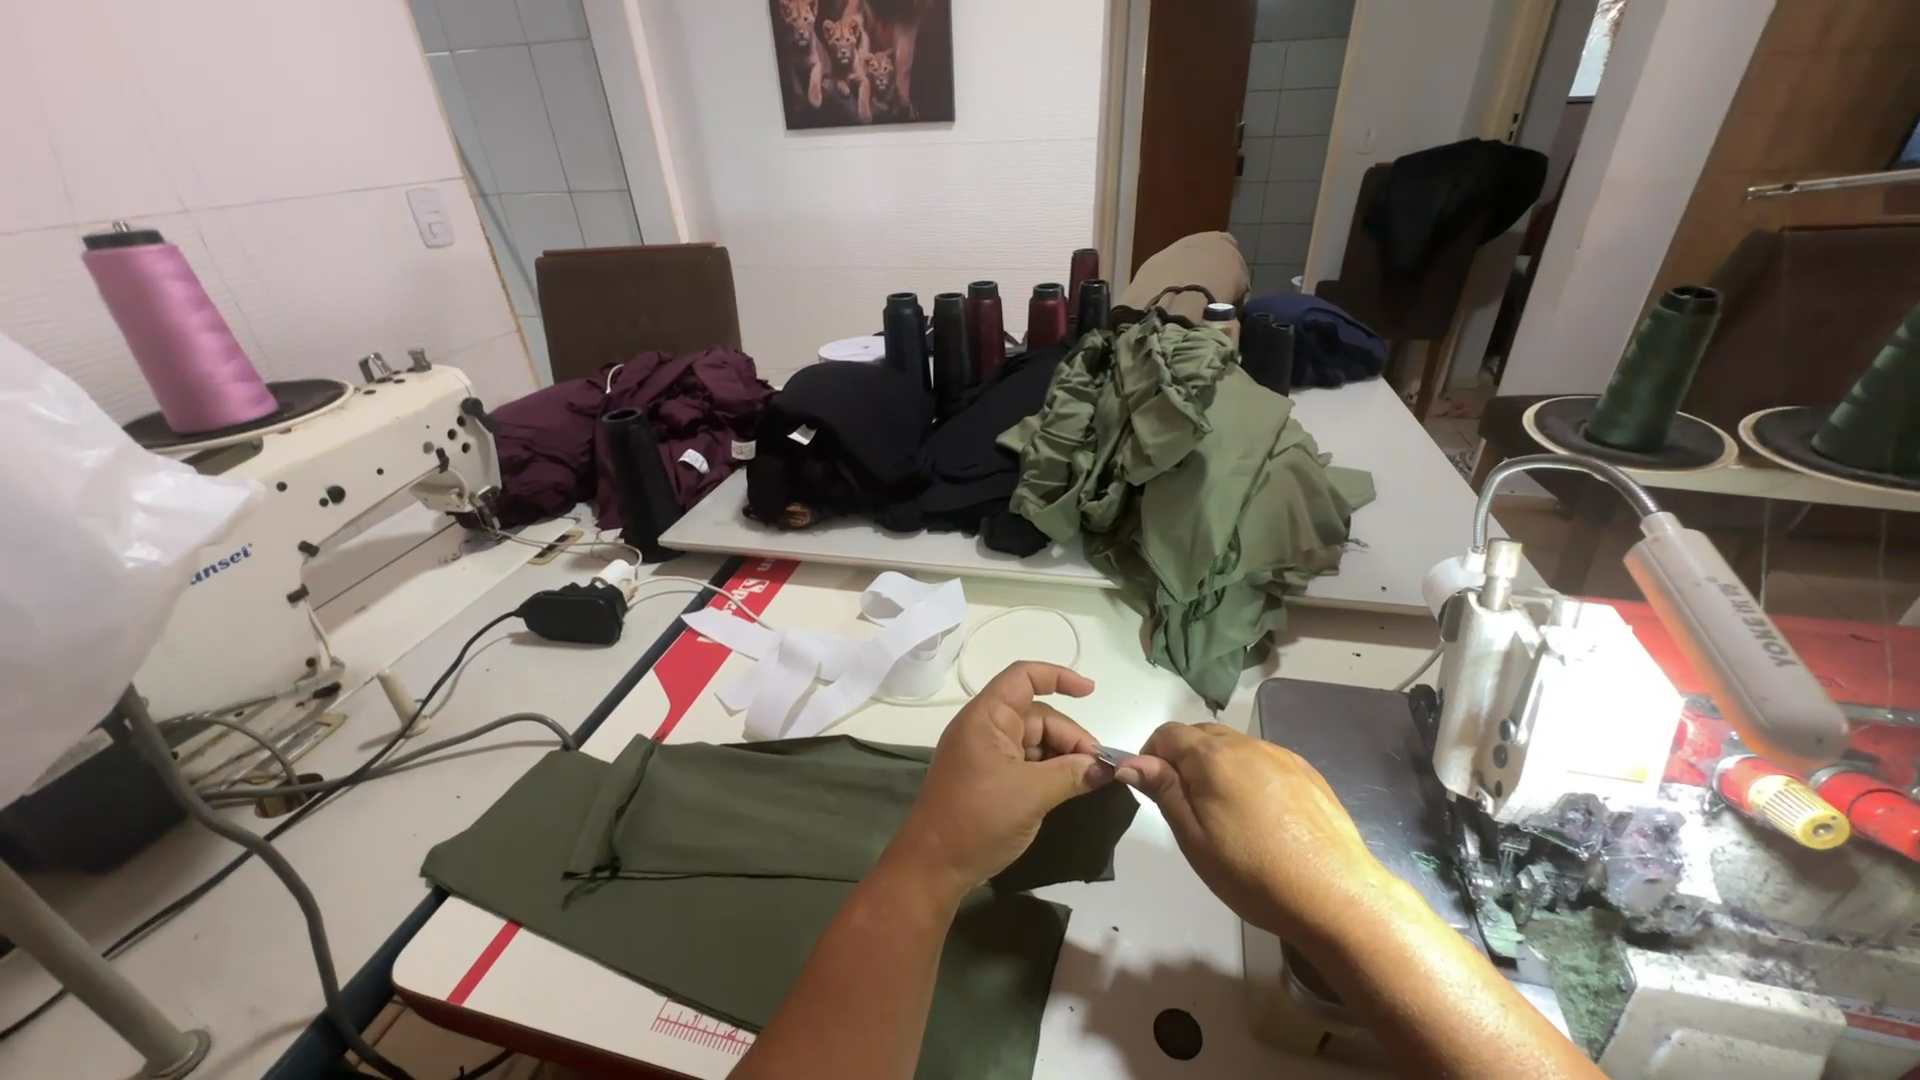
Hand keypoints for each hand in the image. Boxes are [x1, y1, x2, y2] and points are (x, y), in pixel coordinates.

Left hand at [883, 662, 1109, 897]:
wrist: (933, 866)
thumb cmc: (977, 819)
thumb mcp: (1031, 794)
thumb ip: (1071, 774)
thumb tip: (1105, 768)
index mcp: (986, 718)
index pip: (1023, 677)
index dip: (1058, 676)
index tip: (1091, 691)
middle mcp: (985, 728)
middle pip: (1037, 715)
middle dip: (1070, 736)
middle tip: (1099, 768)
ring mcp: (985, 754)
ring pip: (1035, 741)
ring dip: (1062, 756)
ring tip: (1089, 780)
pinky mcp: (988, 777)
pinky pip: (1026, 762)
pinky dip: (1049, 771)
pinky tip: (1070, 788)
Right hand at [1121, 722, 1392, 943]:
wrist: (1337, 897)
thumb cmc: (1253, 872)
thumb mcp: (1193, 837)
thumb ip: (1163, 791)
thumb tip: (1131, 762)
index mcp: (1213, 756)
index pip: (1167, 733)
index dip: (1151, 757)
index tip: (1154, 792)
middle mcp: (1248, 744)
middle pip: (1201, 735)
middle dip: (1184, 760)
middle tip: (1187, 808)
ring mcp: (1282, 756)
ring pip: (1234, 747)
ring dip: (1217, 767)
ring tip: (1226, 816)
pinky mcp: (1307, 773)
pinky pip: (1263, 761)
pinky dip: (1249, 776)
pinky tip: (1261, 817)